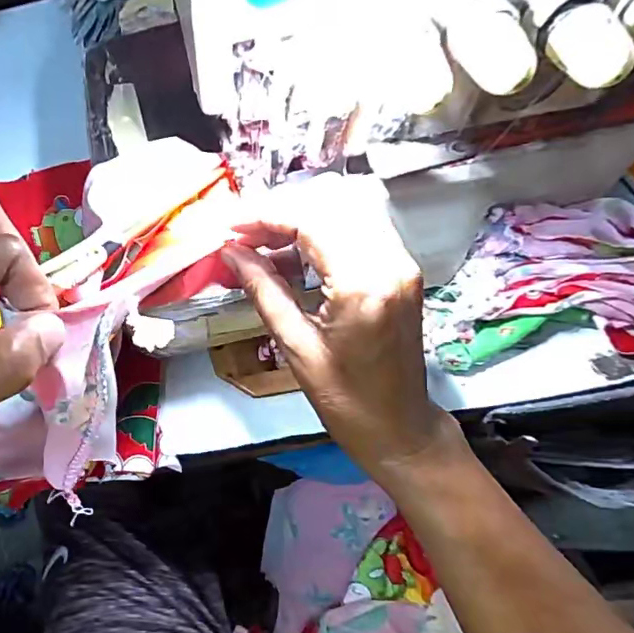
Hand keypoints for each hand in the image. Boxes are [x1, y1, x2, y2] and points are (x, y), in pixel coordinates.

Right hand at [220, 175, 461, 482]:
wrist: (398, 425)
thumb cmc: (344, 399)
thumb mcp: (294, 345)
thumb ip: (263, 289)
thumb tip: (231, 252)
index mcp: (362, 286)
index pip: (312, 220)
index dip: (265, 216)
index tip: (231, 227)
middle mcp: (390, 263)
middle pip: (331, 206)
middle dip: (281, 213)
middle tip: (242, 236)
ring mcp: (401, 264)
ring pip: (346, 212)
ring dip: (301, 220)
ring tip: (261, 247)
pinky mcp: (402, 270)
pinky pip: (359, 230)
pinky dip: (322, 233)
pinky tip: (292, 257)